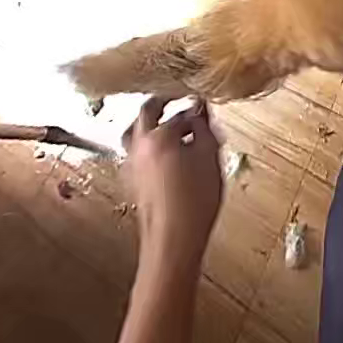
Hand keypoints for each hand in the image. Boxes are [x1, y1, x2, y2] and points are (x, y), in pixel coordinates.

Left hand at [121, 96, 223, 269]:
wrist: (173, 242)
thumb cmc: (194, 199)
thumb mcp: (210, 155)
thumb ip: (204, 128)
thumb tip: (201, 112)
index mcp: (158, 136)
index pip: (179, 112)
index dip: (196, 108)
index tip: (206, 106)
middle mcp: (139, 147)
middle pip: (145, 113)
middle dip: (162, 103)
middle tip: (179, 99)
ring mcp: (132, 166)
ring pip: (135, 133)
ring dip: (150, 124)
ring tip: (170, 124)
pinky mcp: (133, 183)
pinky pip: (137, 153)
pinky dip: (149, 144)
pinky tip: (168, 152)